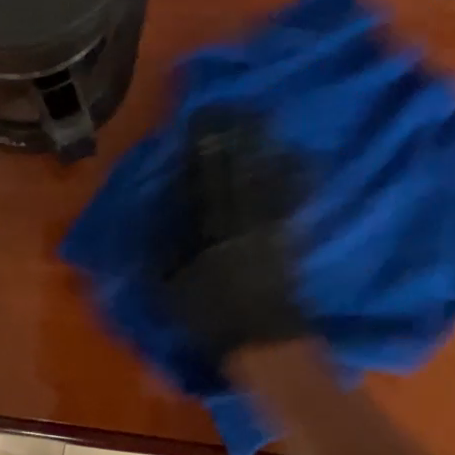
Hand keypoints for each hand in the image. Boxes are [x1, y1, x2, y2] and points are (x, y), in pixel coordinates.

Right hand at [160, 107, 310, 358]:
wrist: (263, 345)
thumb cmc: (210, 320)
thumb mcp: (168, 289)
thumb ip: (162, 251)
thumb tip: (158, 217)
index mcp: (207, 232)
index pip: (202, 182)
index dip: (202, 150)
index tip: (202, 122)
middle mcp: (239, 222)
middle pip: (236, 173)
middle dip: (235, 140)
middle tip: (236, 109)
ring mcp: (268, 229)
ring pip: (264, 181)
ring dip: (263, 151)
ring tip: (263, 122)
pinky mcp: (288, 239)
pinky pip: (290, 203)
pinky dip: (293, 179)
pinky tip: (296, 158)